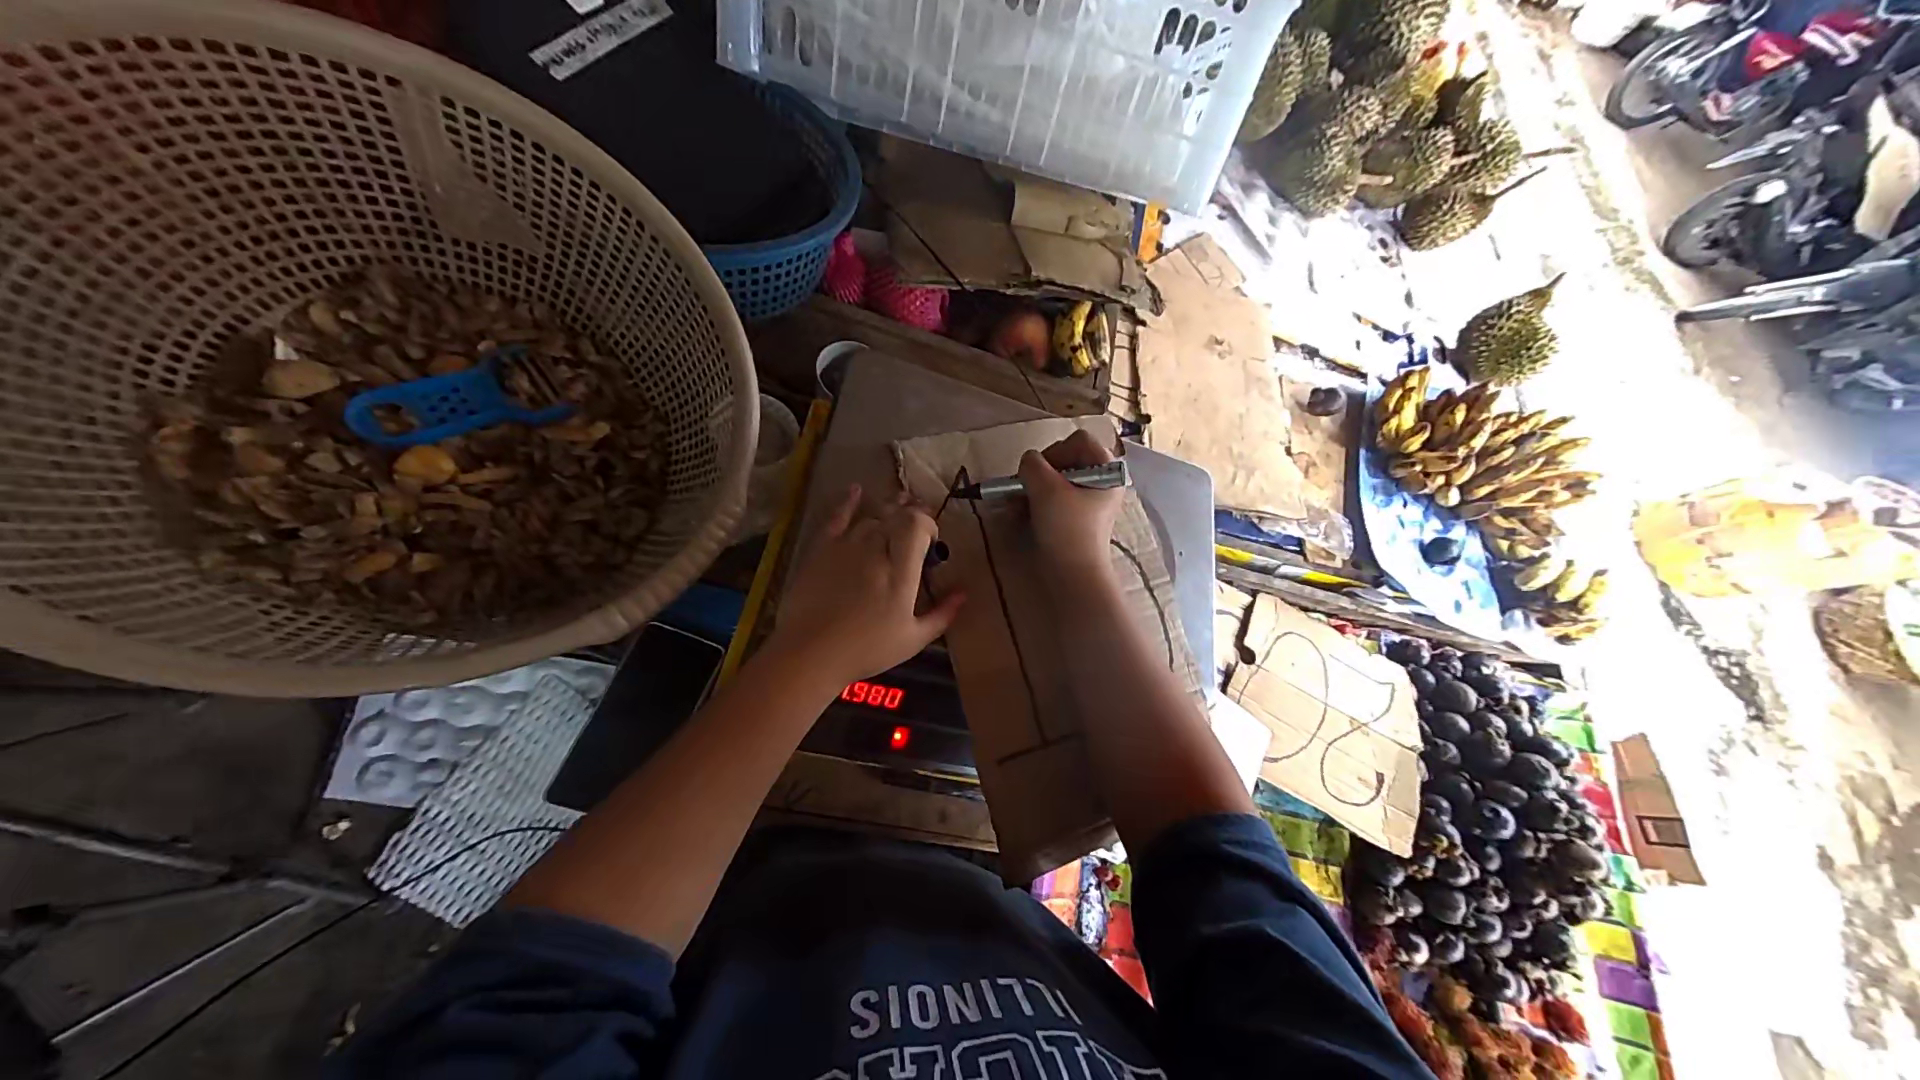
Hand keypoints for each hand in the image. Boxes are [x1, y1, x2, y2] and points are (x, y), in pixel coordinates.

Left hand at [766, 484, 964, 688]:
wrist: (810, 652)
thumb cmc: (866, 649)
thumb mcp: (913, 639)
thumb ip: (942, 614)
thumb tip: (963, 594)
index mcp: (901, 570)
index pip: (917, 524)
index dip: (928, 523)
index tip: (932, 540)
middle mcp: (875, 549)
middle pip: (896, 515)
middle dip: (911, 514)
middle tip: (918, 525)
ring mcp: (846, 546)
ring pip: (871, 516)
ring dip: (887, 512)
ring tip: (897, 511)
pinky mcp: (822, 549)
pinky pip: (837, 517)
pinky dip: (849, 501)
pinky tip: (856, 490)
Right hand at [1017, 429, 1120, 580]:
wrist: (1074, 575)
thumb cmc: (1066, 529)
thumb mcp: (1045, 489)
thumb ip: (1031, 465)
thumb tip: (1027, 464)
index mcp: (1107, 469)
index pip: (1077, 440)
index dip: (1054, 452)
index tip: (1041, 476)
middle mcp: (1102, 480)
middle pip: (1066, 458)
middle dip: (1040, 472)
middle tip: (1027, 490)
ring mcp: (1090, 500)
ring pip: (1056, 479)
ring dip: (1034, 487)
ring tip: (1019, 504)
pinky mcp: (1077, 517)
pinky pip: (1056, 497)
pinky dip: (1039, 501)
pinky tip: (1023, 513)